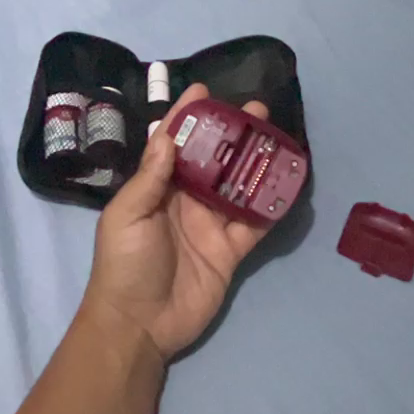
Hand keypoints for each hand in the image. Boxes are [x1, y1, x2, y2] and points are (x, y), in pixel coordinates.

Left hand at [83, 84, 272, 360]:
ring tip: (277, 135)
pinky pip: (254, 223)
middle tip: (255, 108)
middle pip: (212, 159)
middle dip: (231, 133)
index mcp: (155, 187)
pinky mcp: (230, 251)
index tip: (203, 90)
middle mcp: (184, 200)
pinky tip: (288, 182)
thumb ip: (150, 177)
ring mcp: (209, 225)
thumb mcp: (128, 214)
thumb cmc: (124, 263)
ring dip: (255, 162)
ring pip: (237, 186)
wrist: (139, 323)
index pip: (171, 143)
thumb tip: (167, 136)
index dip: (186, 117)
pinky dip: (270, 205)